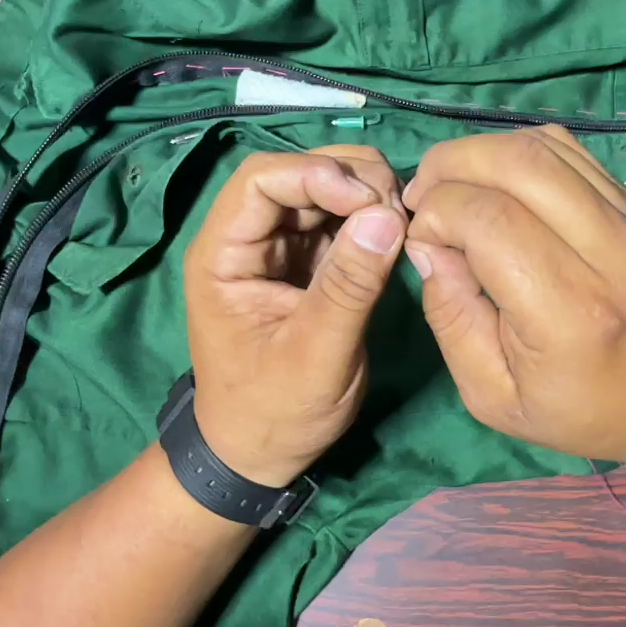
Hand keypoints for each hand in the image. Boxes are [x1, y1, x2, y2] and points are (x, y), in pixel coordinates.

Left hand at [183, 146, 407, 487]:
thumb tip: (388, 215)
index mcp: (223, 255)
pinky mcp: (306, 260)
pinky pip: (339, 219)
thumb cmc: (274, 412)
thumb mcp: (316, 355)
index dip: (317, 175)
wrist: (259, 452)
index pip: (261, 179)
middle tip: (399, 212)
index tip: (372, 203)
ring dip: (365, 195)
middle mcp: (246, 239)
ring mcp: (277, 247)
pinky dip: (370, 218)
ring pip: (321, 189)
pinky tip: (396, 233)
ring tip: (402, 223)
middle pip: (295, 174)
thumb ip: (349, 286)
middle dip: (350, 181)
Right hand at [401, 126, 625, 476]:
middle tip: (423, 197)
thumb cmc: (575, 410)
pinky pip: (566, 148)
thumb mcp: (491, 394)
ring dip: (479, 153)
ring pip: (541, 145)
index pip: (488, 220)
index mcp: (571, 314)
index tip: (421, 240)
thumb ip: (450, 317)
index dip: (436, 215)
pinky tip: (494, 182)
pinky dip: (516, 152)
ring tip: (451, 185)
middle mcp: (609, 254)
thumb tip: (426, 244)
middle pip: (516, 164)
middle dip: (450, 167)